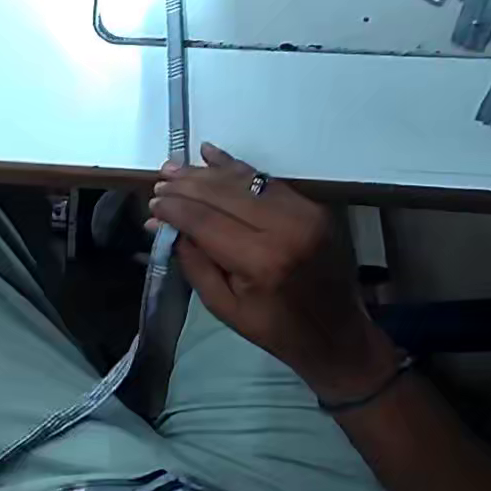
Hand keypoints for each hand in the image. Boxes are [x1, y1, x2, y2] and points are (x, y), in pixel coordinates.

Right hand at [147, 143, 399, 400]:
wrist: (339, 336)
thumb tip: (163, 225)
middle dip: (184, 186)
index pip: (204, 220)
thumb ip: (193, 261)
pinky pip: (265, 179)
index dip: (173, 208)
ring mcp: (304, 213)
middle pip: (221, 194)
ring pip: (242, 181)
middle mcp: (286, 228)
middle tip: (158, 182)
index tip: (151, 204)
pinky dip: (234, 167)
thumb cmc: (275, 329)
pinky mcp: (312, 207)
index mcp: (262, 261)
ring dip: (204, 173)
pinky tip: (209, 155)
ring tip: (173, 168)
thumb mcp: (223, 306)